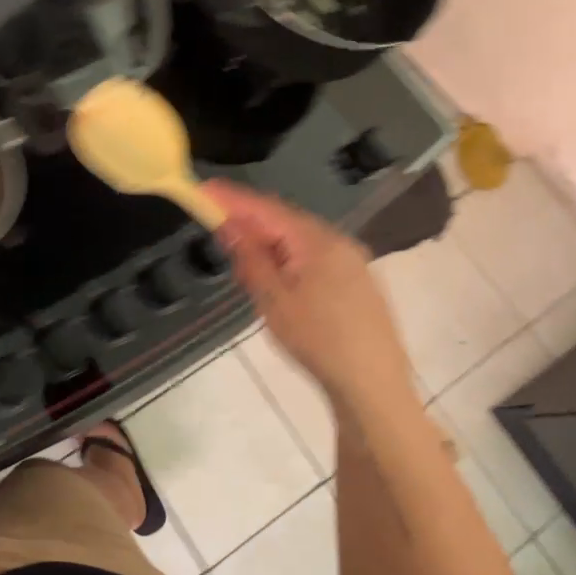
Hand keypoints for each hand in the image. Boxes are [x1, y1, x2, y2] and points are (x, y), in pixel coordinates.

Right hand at [206, 179, 410, 395]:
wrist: (373, 385)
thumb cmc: (318, 341)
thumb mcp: (273, 300)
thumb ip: (250, 258)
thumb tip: (230, 225)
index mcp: (317, 241)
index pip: (266, 210)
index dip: (232, 199)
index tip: (202, 189)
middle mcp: (338, 242)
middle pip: (285, 221)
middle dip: (249, 220)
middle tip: (215, 224)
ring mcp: (352, 262)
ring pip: (299, 240)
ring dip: (267, 242)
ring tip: (241, 257)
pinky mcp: (357, 282)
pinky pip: (313, 256)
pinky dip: (287, 257)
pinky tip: (275, 276)